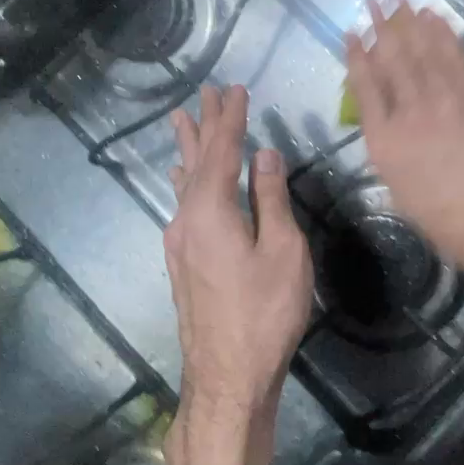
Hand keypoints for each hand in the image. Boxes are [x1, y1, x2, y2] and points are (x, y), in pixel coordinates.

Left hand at [164, 84, 312, 416]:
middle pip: (196, 163)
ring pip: (185, 184)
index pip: (222, 153)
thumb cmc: (265, 310)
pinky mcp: (185, 263)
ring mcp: (180, 244)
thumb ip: (271, 199)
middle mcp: (186, 222)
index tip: (235, 89)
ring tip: (183, 122)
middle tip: (204, 94)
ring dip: (190, 150)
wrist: (228, 375)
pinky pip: (184, 203)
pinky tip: (185, 179)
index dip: (230, 120)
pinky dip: (189, 179)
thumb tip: (266, 155)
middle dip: (203, 127)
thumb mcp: (282, 250)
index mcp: (210, 213)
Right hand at [344, 0, 463, 276]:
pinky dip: (444, 34)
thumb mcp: (401, 194)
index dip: (356, 56)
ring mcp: (447, 97)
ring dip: (410, 21)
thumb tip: (389, 126)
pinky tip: (434, 19)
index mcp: (384, 141)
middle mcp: (411, 111)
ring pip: (423, 50)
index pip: (364, 86)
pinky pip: (456, 56)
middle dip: (382, 25)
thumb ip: (391, 153)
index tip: (350, 33)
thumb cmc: (449, 222)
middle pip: (392, 58)